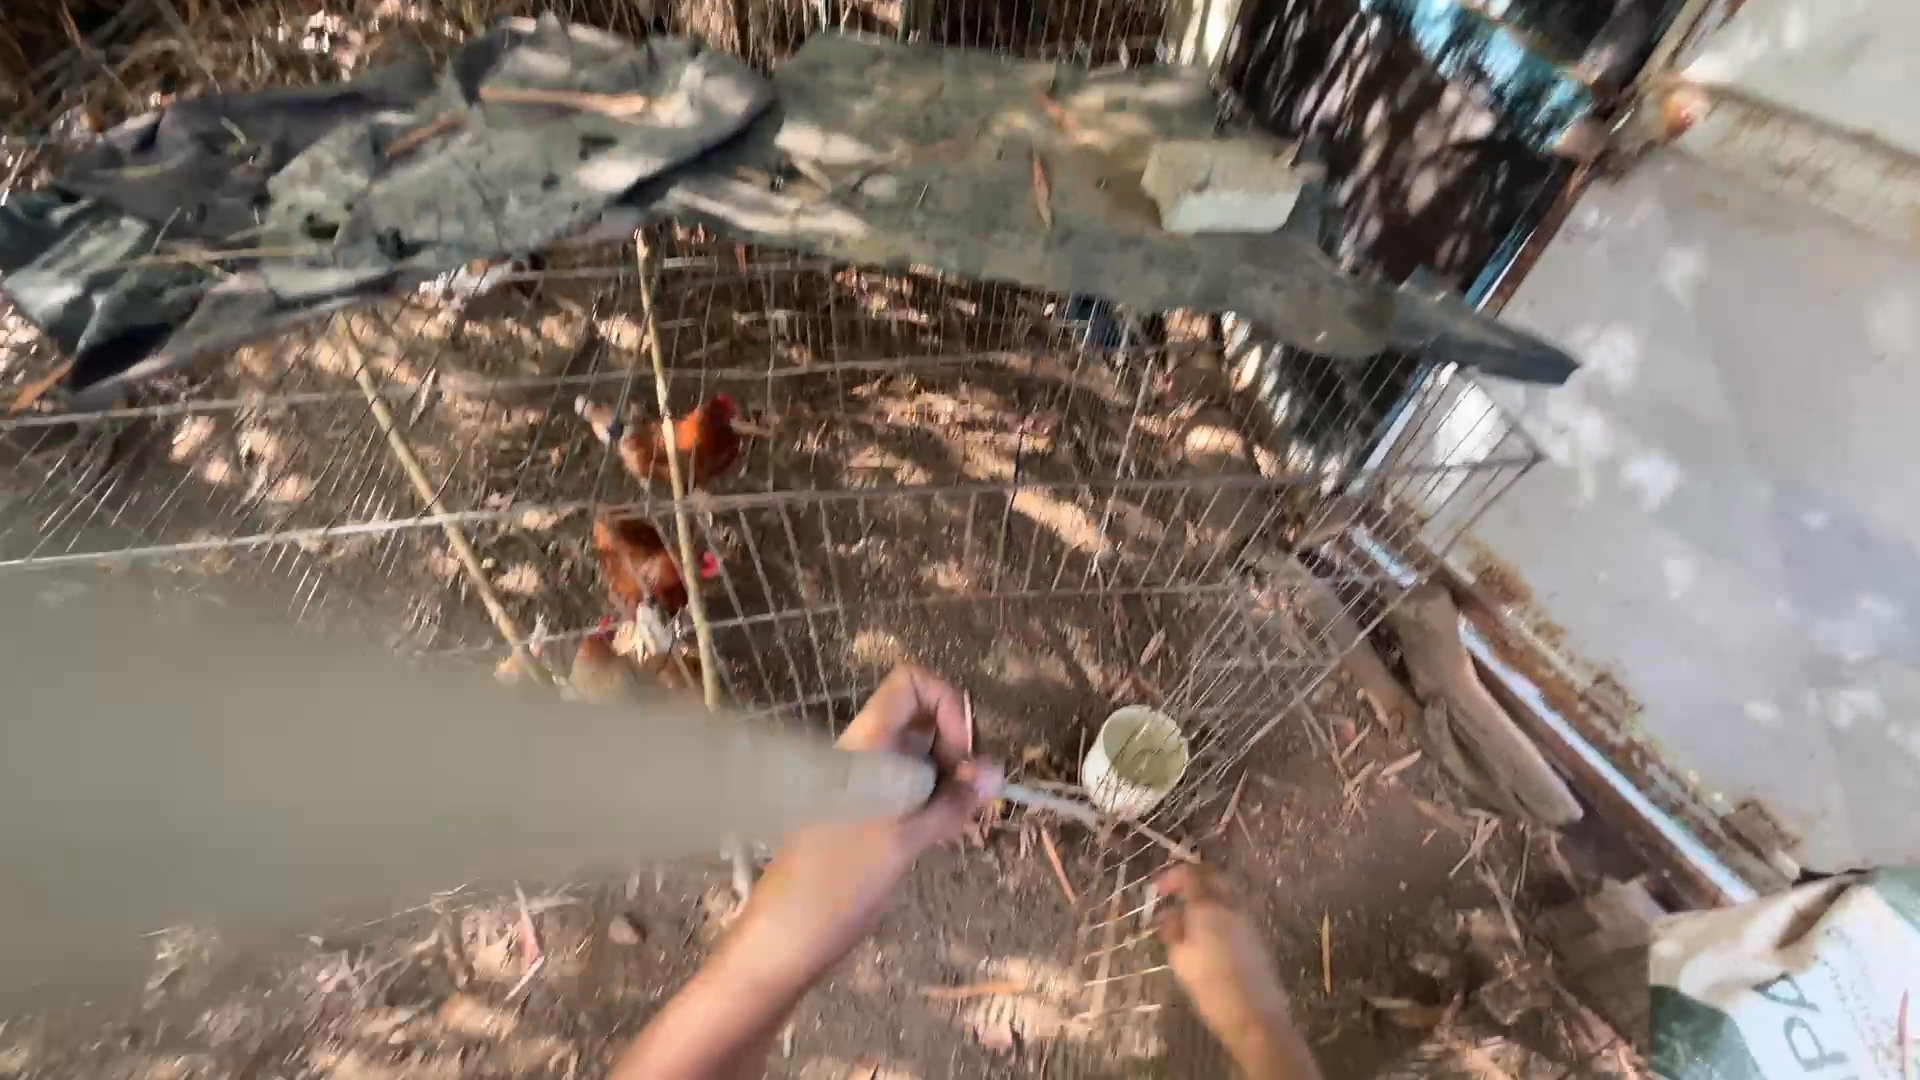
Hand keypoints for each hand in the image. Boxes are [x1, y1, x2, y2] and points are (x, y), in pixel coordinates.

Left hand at [716, 665, 1001, 990]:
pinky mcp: (873, 809)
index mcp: (867, 742)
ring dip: (953, 777)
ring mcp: (871, 781)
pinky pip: (915, 785)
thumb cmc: (840, 880)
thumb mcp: (905, 839)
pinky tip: (948, 830)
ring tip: (965, 819)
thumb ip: (953, 801)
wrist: (787, 935)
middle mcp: (869, 751)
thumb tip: (999, 769)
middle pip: (925, 718)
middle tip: (973, 795)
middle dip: (958, 747)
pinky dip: (939, 799)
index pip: (911, 683)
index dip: (946, 703)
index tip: (963, 753)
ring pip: (924, 755)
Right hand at [1157, 865, 1320, 1079]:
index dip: (1171, 875)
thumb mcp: (1180, 960)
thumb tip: (1168, 915)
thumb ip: (1172, 931)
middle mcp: (1229, 907)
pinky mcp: (1256, 939)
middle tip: (1175, 892)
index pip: (1189, 873)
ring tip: (1188, 918)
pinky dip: (1217, 913)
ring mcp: (1246, 922)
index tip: (1157, 890)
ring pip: (1225, 894)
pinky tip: (1207, 936)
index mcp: (1207, 907)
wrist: (1257, 1020)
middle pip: (1212, 876)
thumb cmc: (1211, 987)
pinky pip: (1233, 913)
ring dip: (1206, 897)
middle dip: (1192, 878)